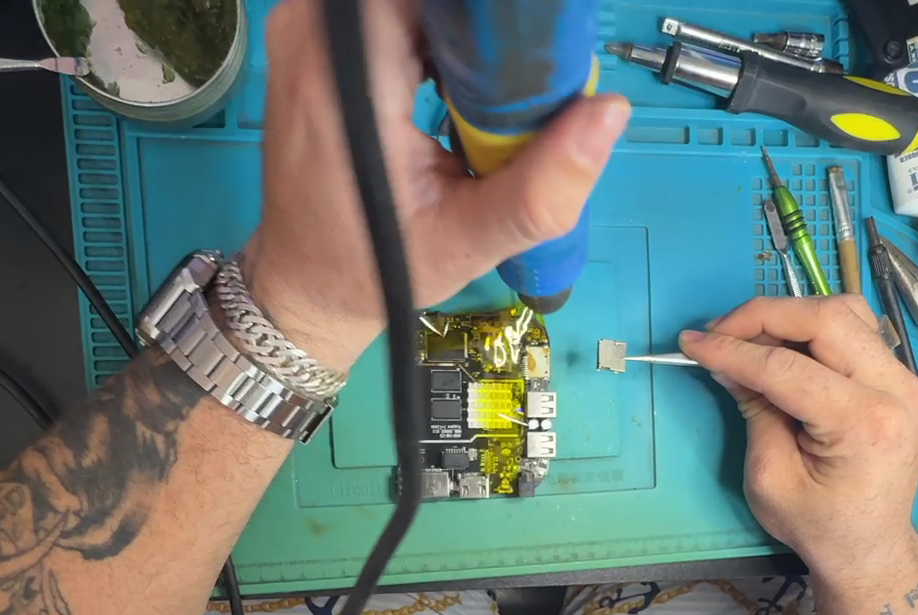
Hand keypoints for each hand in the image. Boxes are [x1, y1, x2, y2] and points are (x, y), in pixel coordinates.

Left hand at [241, 0, 630, 372]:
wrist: (308, 286)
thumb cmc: (377, 269)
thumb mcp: (465, 244)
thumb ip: (538, 191)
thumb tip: (609, 113)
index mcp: (350, 76)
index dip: (497, 19)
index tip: (532, 54)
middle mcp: (316, 31)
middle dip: (486, 31)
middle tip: (520, 84)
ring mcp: (309, 28)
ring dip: (464, 32)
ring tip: (487, 94)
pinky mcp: (316, 39)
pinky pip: (387, 9)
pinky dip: (433, 34)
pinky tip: (455, 84)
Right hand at [680, 296, 917, 598]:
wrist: (868, 547)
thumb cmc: (817, 525)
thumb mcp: (768, 478)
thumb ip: (755, 412)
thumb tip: (729, 364)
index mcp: (861, 423)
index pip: (786, 367)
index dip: (732, 350)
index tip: (692, 343)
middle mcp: (894, 390)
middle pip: (825, 319)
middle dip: (762, 316)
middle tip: (717, 332)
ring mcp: (904, 379)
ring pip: (845, 312)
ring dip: (788, 316)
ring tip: (746, 336)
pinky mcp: (898, 378)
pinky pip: (855, 330)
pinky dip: (812, 327)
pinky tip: (781, 344)